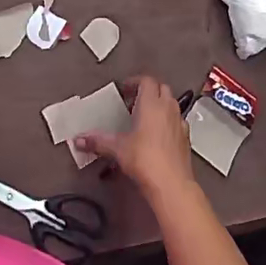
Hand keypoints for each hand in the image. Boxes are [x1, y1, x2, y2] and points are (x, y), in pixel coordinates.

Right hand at [72, 75, 194, 200]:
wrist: (171, 183)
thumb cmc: (145, 159)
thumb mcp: (117, 149)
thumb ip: (98, 141)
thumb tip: (79, 140)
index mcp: (151, 104)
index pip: (146, 81)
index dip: (135, 82)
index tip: (125, 88)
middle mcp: (168, 109)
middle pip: (161, 88)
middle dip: (148, 91)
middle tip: (133, 101)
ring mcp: (180, 123)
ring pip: (172, 104)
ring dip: (160, 105)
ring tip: (144, 117)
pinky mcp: (186, 139)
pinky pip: (178, 122)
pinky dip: (168, 122)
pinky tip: (158, 135)